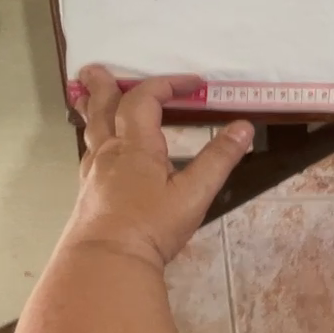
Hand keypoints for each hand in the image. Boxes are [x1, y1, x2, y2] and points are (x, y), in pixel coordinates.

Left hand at [61, 66, 253, 268]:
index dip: (168, 85)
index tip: (195, 84)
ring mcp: (95, 173)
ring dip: (94, 109)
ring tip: (89, 97)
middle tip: (95, 69)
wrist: (104, 263)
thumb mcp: (195, 192)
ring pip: (92, 131)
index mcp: (136, 147)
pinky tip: (104, 148)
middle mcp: (110, 154)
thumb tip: (244, 126)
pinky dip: (97, 136)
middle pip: (103, 111)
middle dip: (104, 87)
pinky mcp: (90, 192)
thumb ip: (219, 158)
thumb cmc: (151, 225)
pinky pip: (91, 152)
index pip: (146, 101)